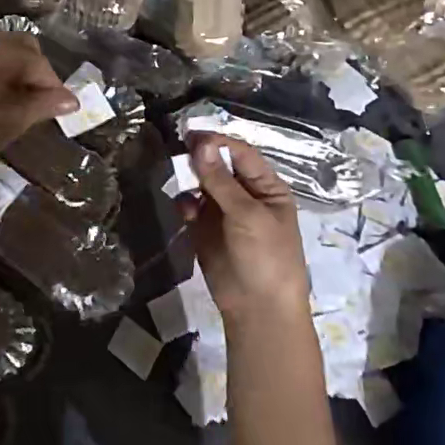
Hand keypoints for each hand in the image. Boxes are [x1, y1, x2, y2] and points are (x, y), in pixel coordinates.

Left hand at [0, 29, 78, 182]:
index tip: (57, 108)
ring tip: (11, 100)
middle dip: (33, 71)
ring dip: (12, 67)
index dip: (51, 84)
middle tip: (35, 104)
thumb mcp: (5, 126)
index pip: (36, 61)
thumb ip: (41, 106)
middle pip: (20, 44)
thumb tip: (72, 99)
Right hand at [176, 133, 310, 320]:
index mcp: (267, 188)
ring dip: (190, 180)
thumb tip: (201, 144)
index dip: (218, 143)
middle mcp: (245, 195)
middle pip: (219, 166)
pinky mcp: (205, 230)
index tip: (192, 135)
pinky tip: (183, 210)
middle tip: (177, 149)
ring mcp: (224, 213)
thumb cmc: (266, 256)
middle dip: (200, 158)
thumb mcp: (248, 214)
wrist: (258, 309)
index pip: (241, 154)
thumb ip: (221, 180)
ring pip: (202, 185)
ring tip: (178, 178)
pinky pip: (191, 207)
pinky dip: (185, 204)